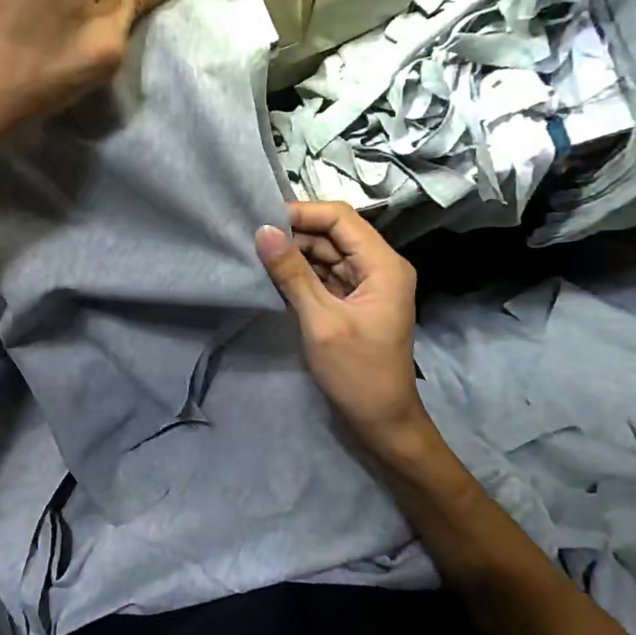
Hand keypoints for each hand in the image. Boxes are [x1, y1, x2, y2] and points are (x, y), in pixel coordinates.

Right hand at [255, 201, 425, 443]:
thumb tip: (263, 231)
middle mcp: (379, 267)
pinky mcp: (354, 302)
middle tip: (252, 238)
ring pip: (327, 255)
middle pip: (334, 234)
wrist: (382, 422)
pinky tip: (273, 276)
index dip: (303, 213)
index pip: (341, 218)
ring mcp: (367, 286)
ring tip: (256, 255)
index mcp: (383, 265)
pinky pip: (326, 276)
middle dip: (295, 234)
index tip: (262, 219)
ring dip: (295, 255)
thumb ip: (292, 274)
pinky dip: (302, 275)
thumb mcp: (320, 321)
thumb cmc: (357, 373)